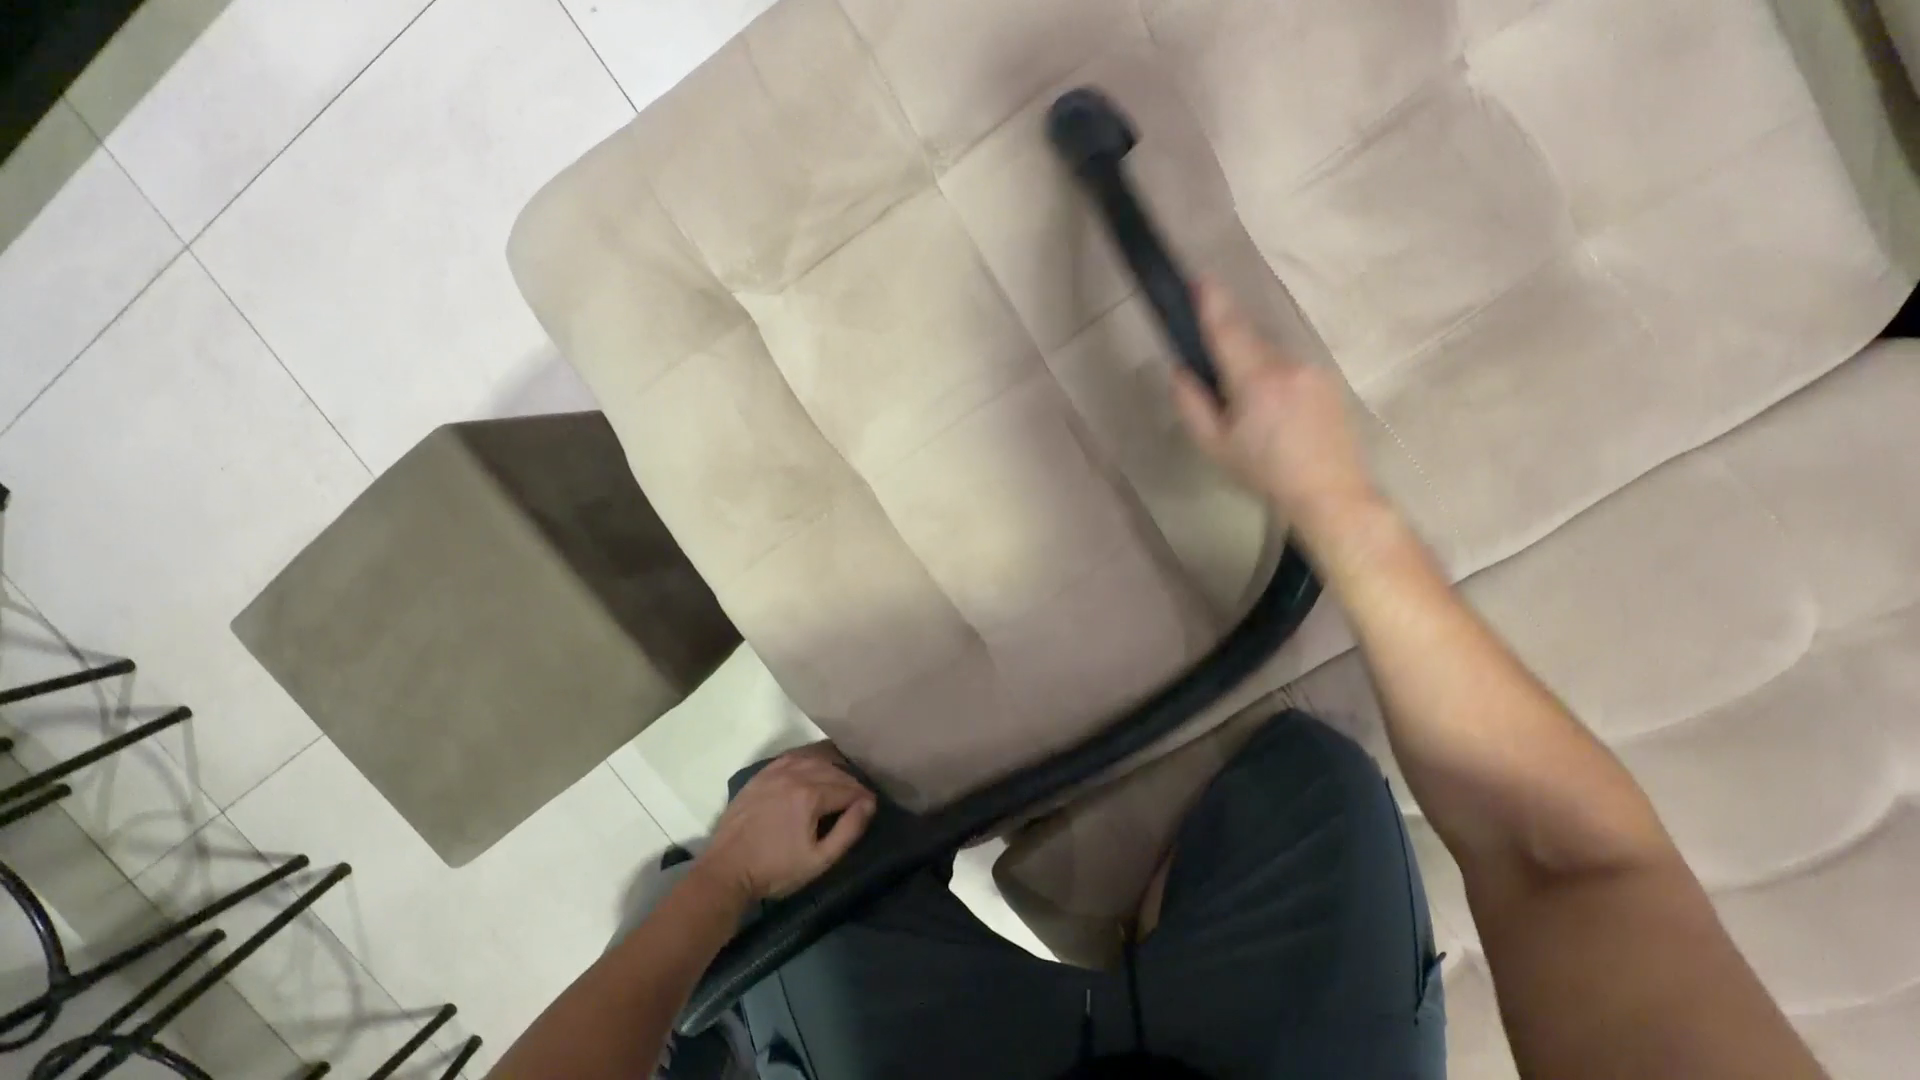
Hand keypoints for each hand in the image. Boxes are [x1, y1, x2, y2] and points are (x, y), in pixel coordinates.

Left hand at [694, 744, 876, 903]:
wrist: (726, 870)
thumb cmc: (775, 870)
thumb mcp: (819, 860)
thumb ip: (849, 830)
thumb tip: (869, 804)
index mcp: (810, 795)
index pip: (848, 788)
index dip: (864, 797)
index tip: (871, 807)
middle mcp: (794, 775)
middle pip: (833, 770)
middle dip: (850, 782)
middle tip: (858, 798)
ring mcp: (774, 772)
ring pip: (813, 759)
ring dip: (831, 768)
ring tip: (839, 783)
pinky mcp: (760, 775)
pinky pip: (791, 757)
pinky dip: (808, 760)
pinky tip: (812, 769)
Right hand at [1171, 280, 1381, 536]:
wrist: (1330, 493)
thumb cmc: (1265, 473)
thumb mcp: (1214, 447)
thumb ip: (1191, 404)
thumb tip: (1180, 371)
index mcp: (1255, 379)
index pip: (1227, 329)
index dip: (1212, 302)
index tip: (1200, 278)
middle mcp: (1286, 365)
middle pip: (1248, 343)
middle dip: (1230, 351)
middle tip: (1217, 384)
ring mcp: (1312, 371)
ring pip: (1270, 358)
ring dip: (1254, 372)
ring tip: (1251, 415)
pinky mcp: (1328, 381)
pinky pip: (1291, 370)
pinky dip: (1276, 383)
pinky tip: (1276, 417)